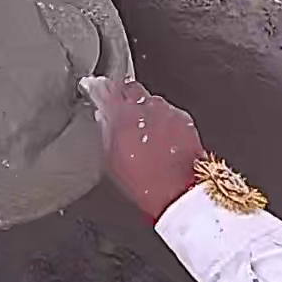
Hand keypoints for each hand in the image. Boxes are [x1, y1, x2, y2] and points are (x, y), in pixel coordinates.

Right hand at [81, 77, 201, 221]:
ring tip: (144, 130)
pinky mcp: (184, 119)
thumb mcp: (113, 159)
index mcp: (123, 114)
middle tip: (122, 109)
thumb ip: (106, 131)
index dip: (101, 88)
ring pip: (152, 100)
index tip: (98, 90)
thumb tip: (102, 117)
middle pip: (132, 88)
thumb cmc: (145, 182)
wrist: (180, 192)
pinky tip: (162, 137)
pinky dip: (164, 120)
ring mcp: (166, 111)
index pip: (108, 89)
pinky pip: (169, 111)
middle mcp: (146, 107)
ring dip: (146, 109)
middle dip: (126, 95)